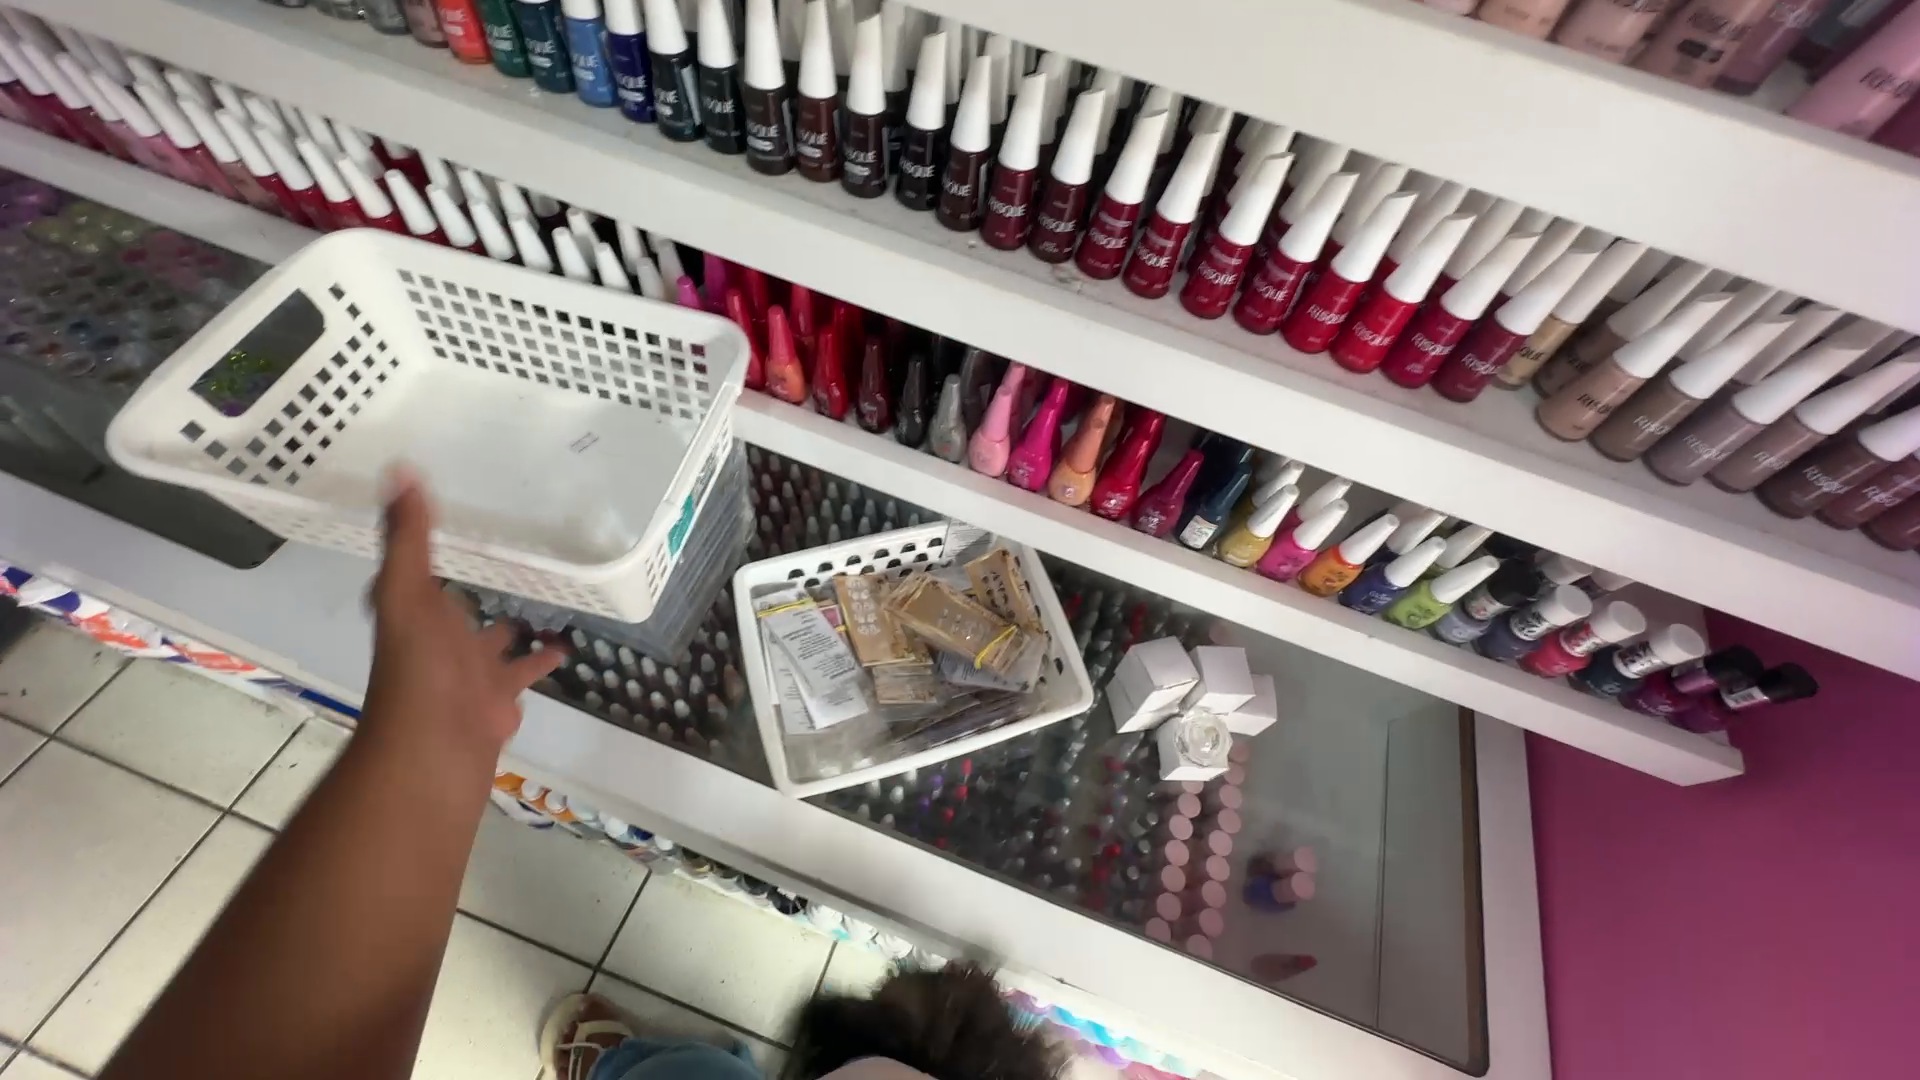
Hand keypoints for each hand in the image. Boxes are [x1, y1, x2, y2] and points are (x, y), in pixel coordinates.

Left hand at [361, 468, 561, 768]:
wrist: (439, 742)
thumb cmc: (422, 665)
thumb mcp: (407, 592)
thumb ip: (409, 538)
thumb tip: (400, 469)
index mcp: (417, 611)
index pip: (423, 569)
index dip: (433, 544)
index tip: (460, 514)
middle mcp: (441, 639)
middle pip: (462, 607)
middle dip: (483, 587)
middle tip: (518, 557)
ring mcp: (473, 670)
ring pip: (499, 639)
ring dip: (519, 623)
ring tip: (553, 596)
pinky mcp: (502, 695)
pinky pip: (526, 670)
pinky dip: (544, 658)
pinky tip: (569, 643)